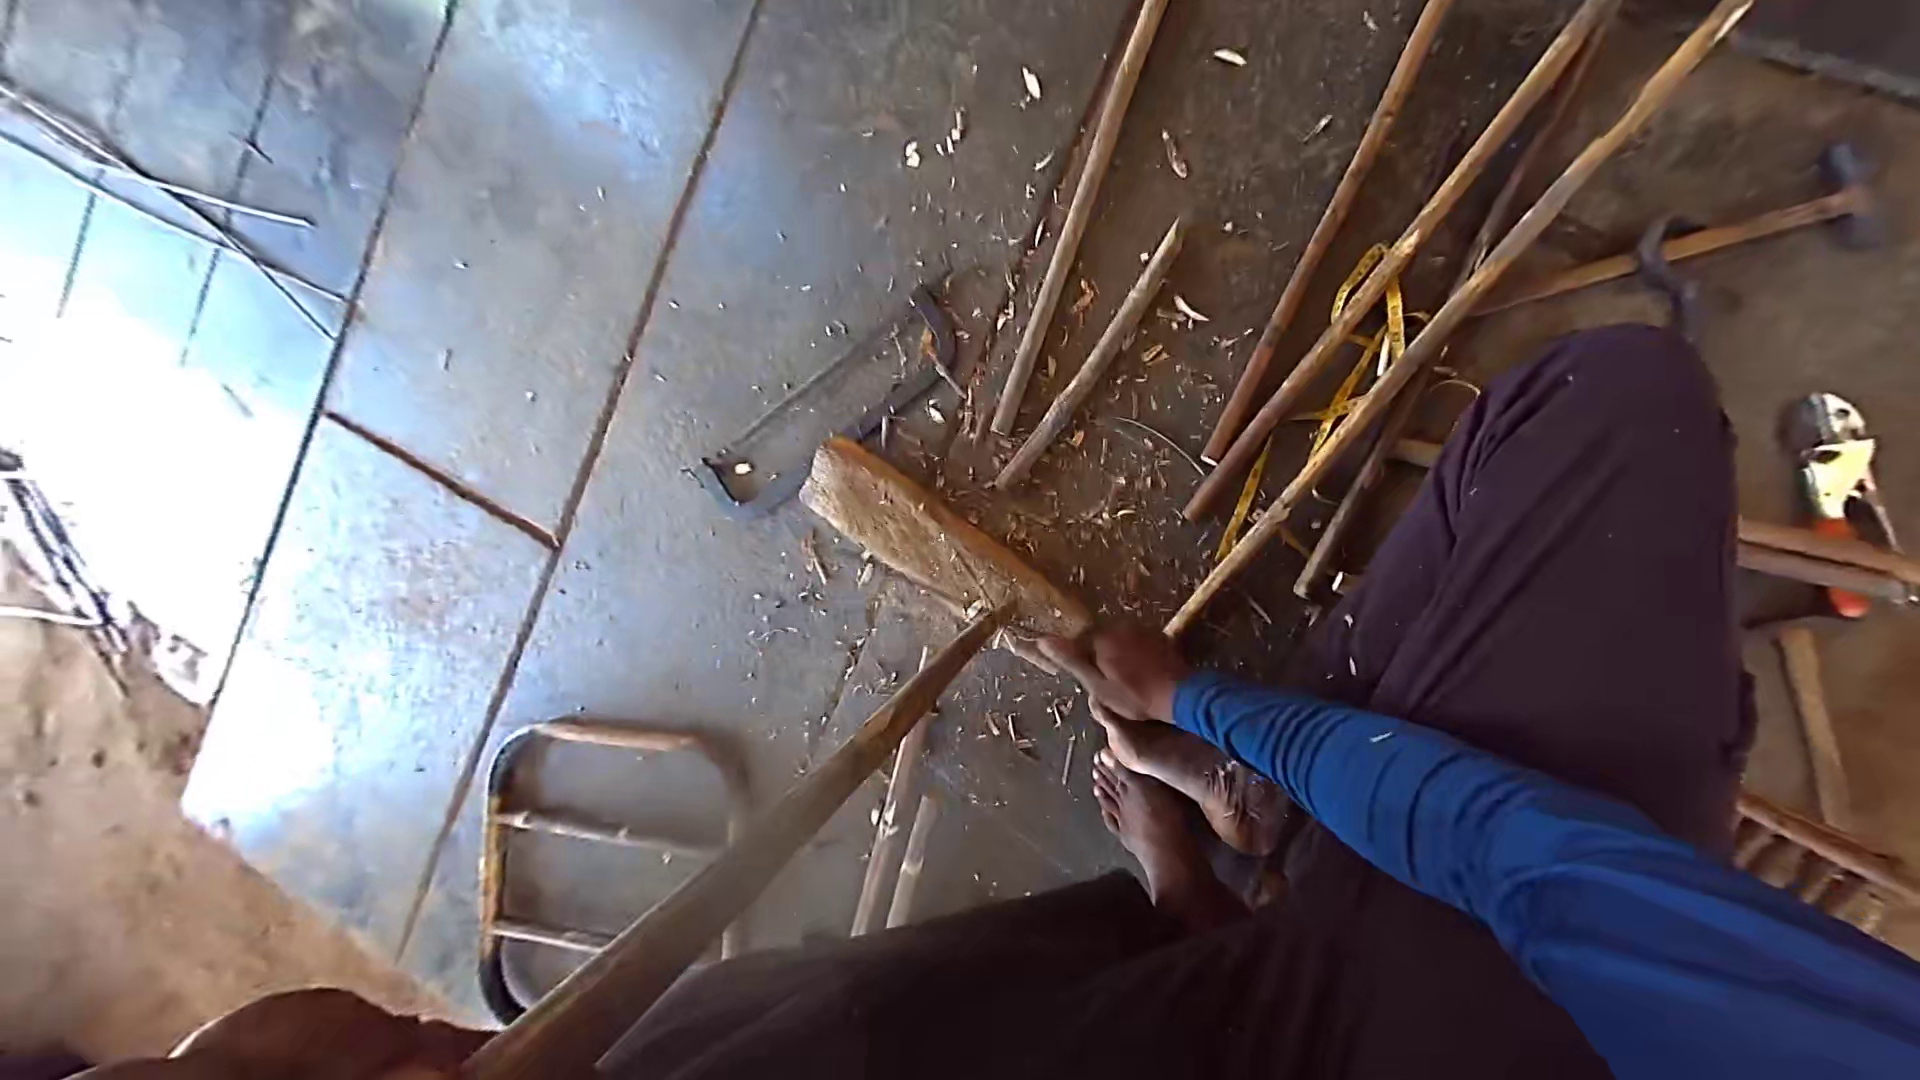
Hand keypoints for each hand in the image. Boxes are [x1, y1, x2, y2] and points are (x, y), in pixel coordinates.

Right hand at [1040, 623, 1190, 724]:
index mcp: (1101, 638)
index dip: (1084, 662)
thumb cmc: (1135, 697)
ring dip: (1119, 655)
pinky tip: (1144, 672)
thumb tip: (1042, 640)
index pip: (1080, 643)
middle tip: (1112, 683)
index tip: (1094, 680)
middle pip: (1099, 639)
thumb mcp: (1097, 686)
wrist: (1182, 695)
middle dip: (1102, 657)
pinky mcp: (1158, 635)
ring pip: (1119, 640)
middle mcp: (1119, 626)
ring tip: (1130, 679)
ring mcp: (1141, 629)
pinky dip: (1136, 653)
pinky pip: (1137, 641)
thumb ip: (1071, 661)